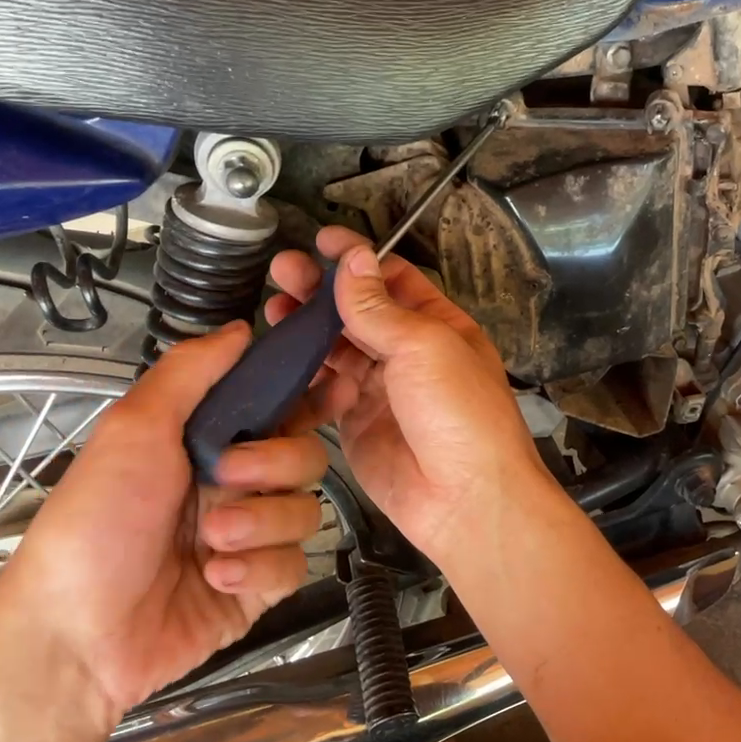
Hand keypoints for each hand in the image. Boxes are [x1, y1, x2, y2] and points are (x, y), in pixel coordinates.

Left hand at [0, 325, 333, 718]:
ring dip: (260, 522)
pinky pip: (294, 565)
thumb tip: (240, 330)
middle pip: (306, 456)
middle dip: (274, 465)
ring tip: (210, 541)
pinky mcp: (258, 586)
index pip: (278, 408)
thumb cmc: (94, 524)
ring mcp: (250, 537)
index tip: (335, 385)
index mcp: (206, 443)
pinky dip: (256, 568)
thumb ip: (189, 372)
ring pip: (306, 511)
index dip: (311, 395)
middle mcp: (234, 485)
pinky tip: (215, 577)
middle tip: (225, 478)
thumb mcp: (132, 429)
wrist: (76, 634)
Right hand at [267, 226, 559, 567]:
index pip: (392, 279)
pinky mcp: (357, 423)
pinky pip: (326, 390)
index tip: (321, 242)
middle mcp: (410, 354)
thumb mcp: (424, 347)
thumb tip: (354, 260)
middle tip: (282, 272)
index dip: (357, 259)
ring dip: (307, 328)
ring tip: (275, 308)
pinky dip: (305, 373)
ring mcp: (382, 389)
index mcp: (438, 326)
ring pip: (337, 348)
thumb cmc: (462, 415)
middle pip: (358, 311)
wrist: (465, 499)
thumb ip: (381, 307)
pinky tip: (283, 357)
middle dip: (321, 290)